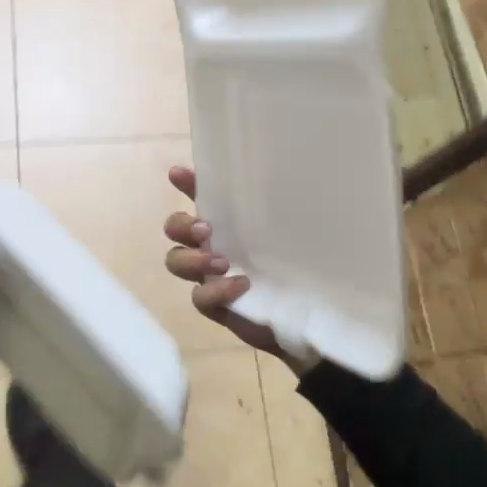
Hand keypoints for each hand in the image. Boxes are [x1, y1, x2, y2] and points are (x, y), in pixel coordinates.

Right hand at [163, 166, 316, 373]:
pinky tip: (241, 285)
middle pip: (175, 227)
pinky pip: (199, 296)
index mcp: (228, 221)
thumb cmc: (302, 263)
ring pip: (176, 260)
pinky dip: (216, 290)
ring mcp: (209, 276)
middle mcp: (212, 244)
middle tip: (205, 230)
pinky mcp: (214, 305)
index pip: (200, 195)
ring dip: (192, 259)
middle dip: (182, 225)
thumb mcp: (293, 230)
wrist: (310, 312)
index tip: (178, 174)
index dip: (186, 183)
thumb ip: (283, 209)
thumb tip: (294, 179)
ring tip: (221, 262)